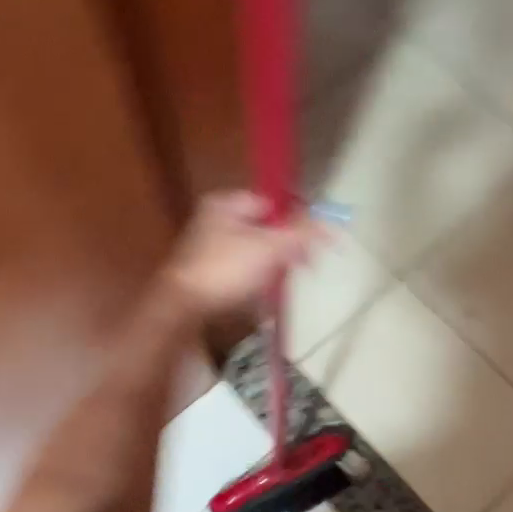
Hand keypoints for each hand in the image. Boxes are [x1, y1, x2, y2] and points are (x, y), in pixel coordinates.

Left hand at [162, 191, 320, 316]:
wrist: (182, 308)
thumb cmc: (225, 270)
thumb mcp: (269, 247)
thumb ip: (301, 233)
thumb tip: (330, 224)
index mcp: (226, 204)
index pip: (272, 203)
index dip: (295, 221)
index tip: (312, 244)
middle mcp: (214, 220)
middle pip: (264, 228)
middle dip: (284, 248)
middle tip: (302, 266)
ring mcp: (208, 248)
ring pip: (254, 252)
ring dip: (271, 268)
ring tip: (280, 282)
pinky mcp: (207, 274)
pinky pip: (241, 272)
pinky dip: (254, 282)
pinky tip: (261, 295)